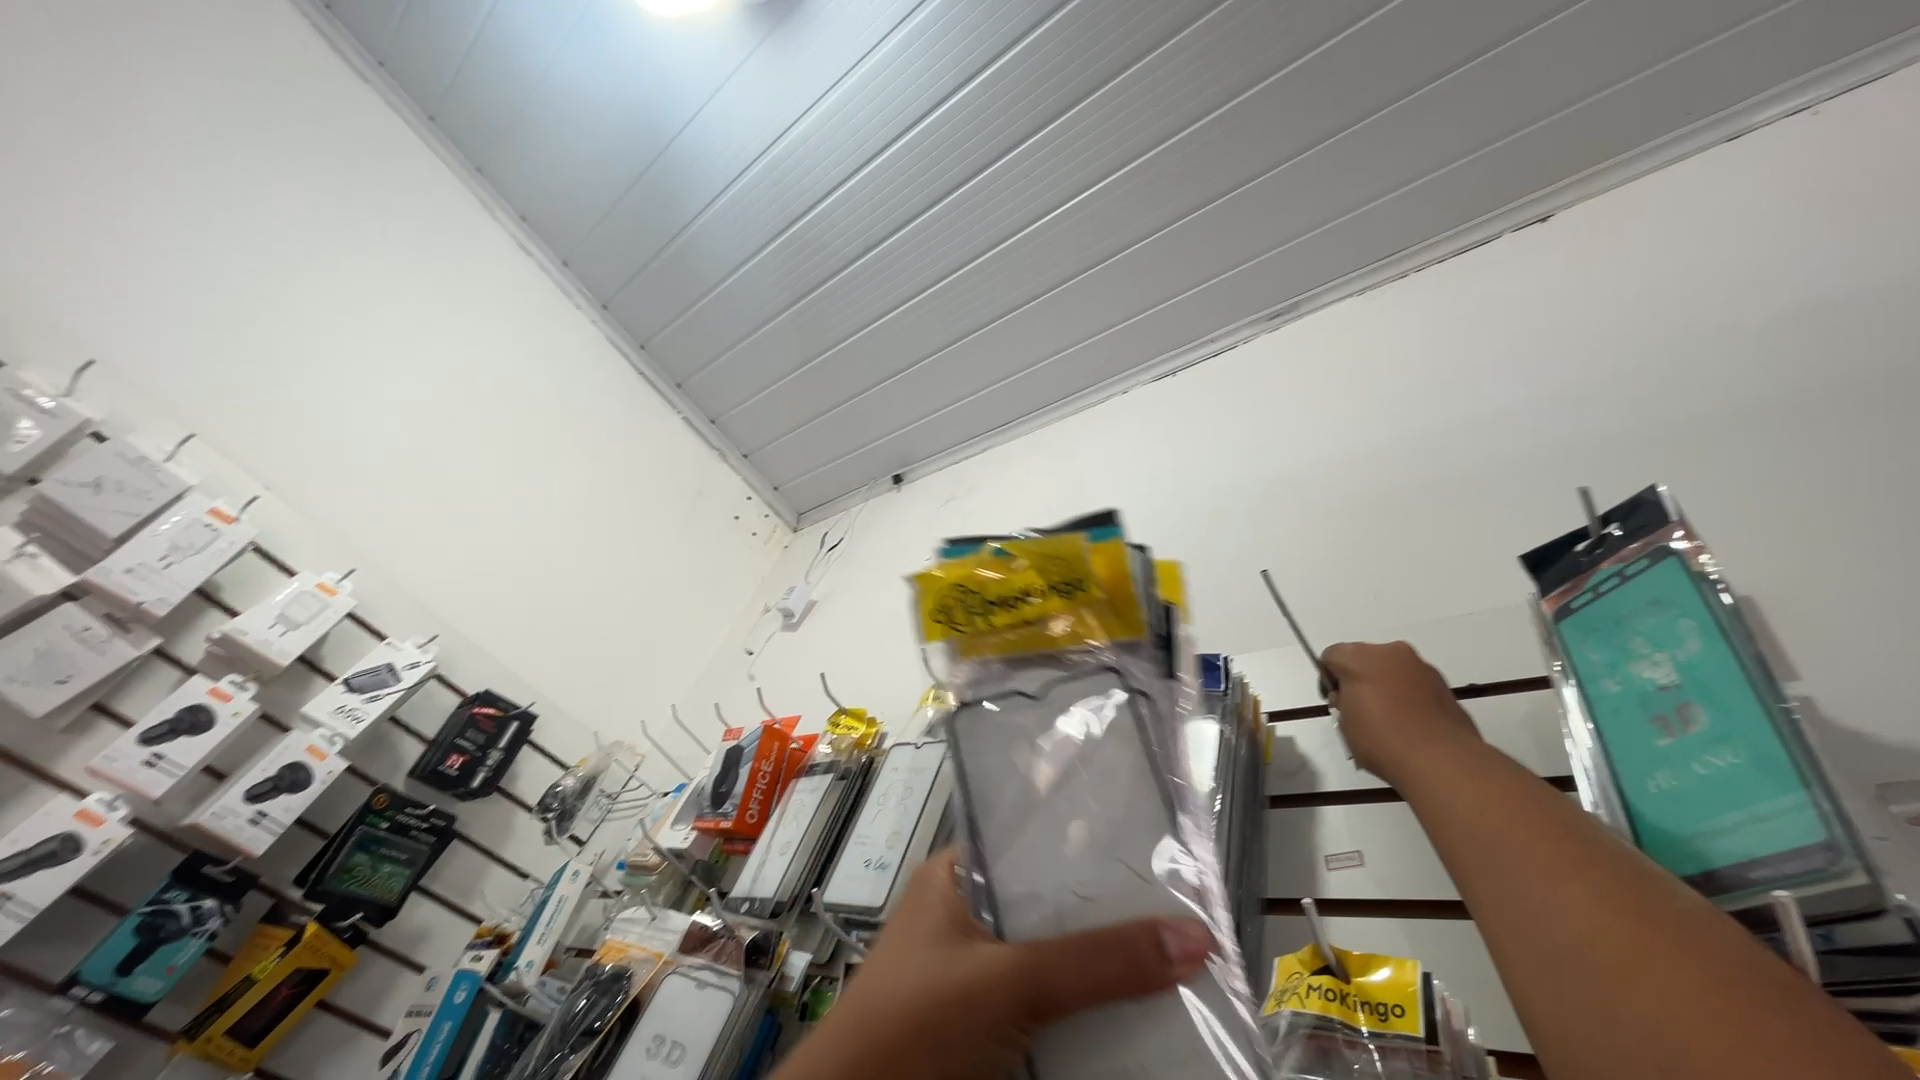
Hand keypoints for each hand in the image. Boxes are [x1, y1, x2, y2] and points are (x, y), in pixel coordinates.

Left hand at [775, 849, 1213, 1079]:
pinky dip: (1093, 1010)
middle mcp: (971, 917)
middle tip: (1188, 909)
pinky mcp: (992, 1026)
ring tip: (1183, 955)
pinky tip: (1145, 1009)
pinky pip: (1055, 1007)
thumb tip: (1196, 937)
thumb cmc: (916, 1023)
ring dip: (1109, 967)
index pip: (1035, 842)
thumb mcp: (1009, 981)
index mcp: (958, 879)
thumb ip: (1096, 961)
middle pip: (1056, 907)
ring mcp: (981, 975)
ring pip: (1060, 960)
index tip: (1161, 853)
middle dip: (1114, 914)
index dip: (1095, 846)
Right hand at [1322, 641, 1480, 784]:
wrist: (1441, 760)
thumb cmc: (1382, 739)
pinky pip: (1415, 684)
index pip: (1332, 656)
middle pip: (1364, 659)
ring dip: (1385, 687)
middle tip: (1360, 710)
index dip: (1329, 679)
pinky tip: (1410, 724)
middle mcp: (1391, 652)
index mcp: (1360, 657)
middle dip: (1359, 679)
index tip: (1337, 703)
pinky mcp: (1444, 684)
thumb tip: (1353, 698)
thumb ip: (1343, 701)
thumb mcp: (1345, 723)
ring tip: (1389, 721)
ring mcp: (1422, 667)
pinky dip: (1408, 697)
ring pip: (1392, 670)